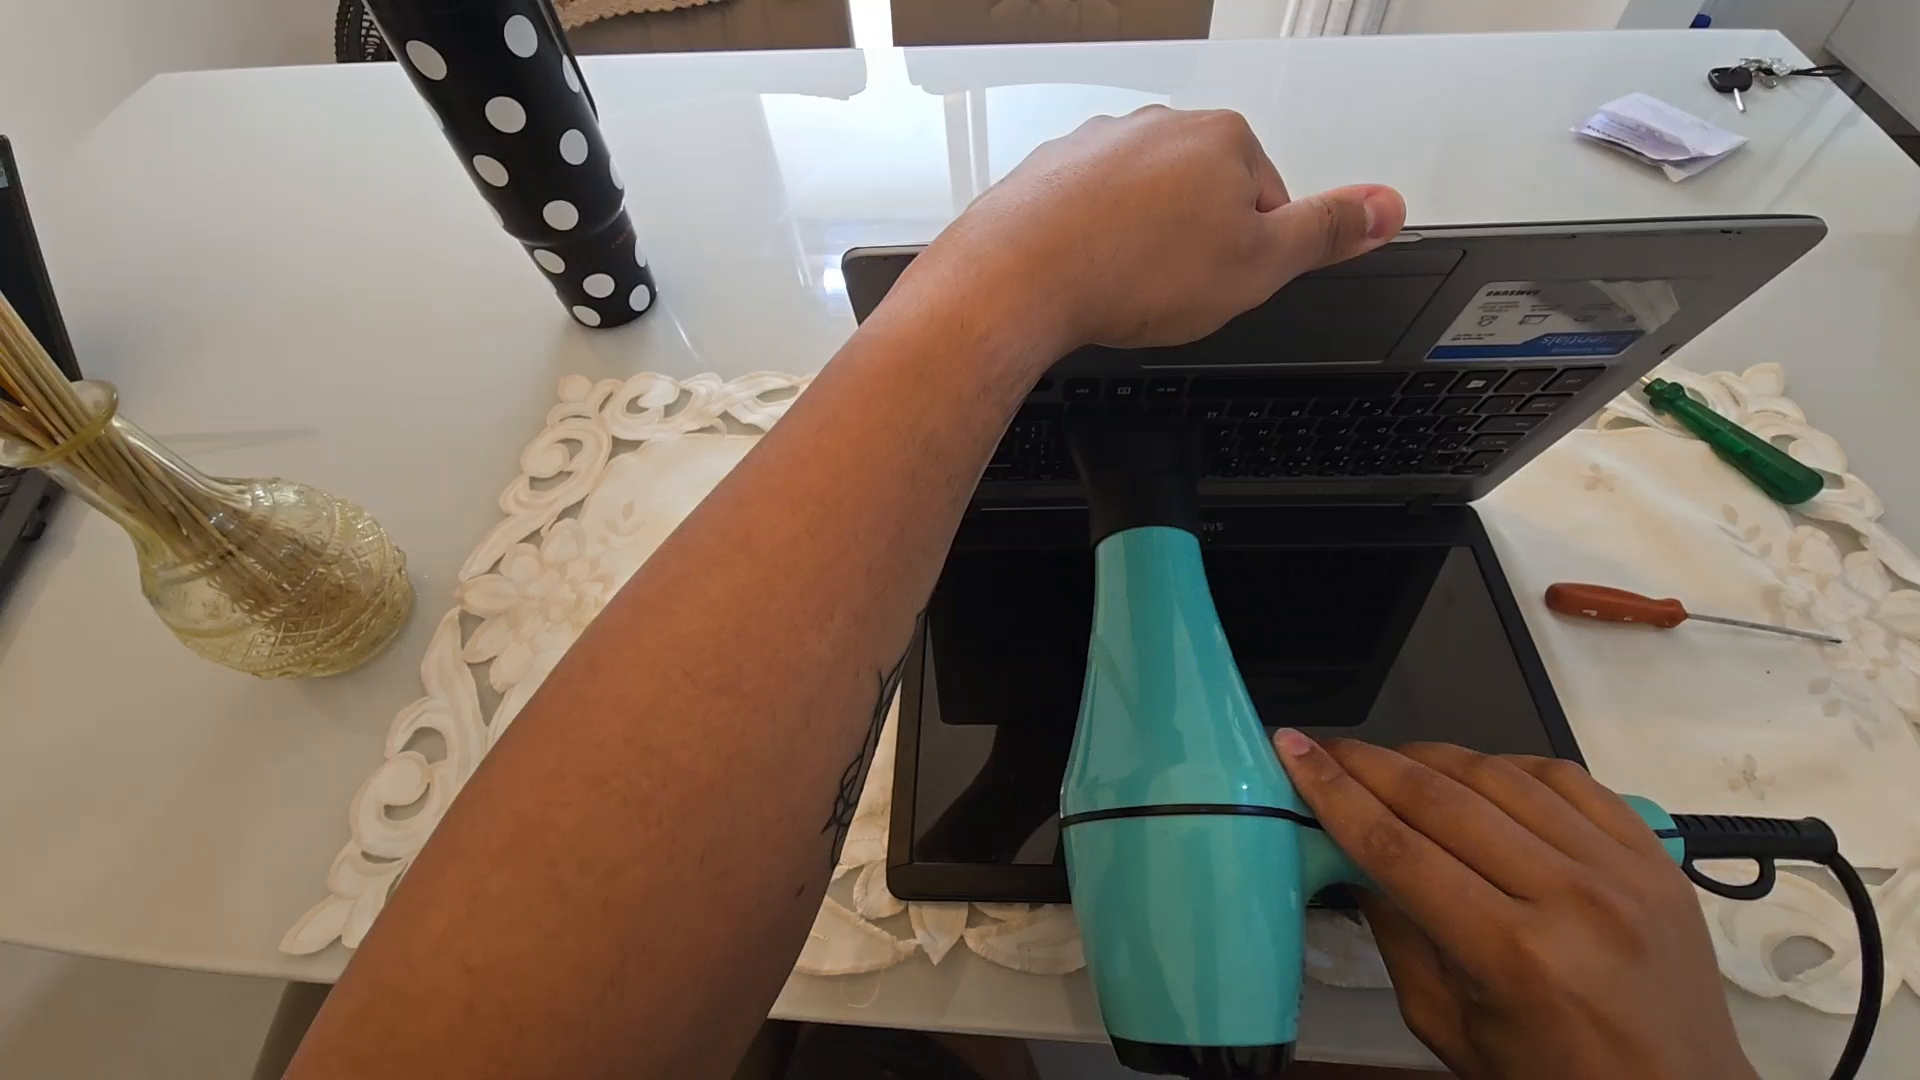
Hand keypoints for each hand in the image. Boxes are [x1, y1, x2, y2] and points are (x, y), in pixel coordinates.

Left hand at [901, 106, 1405, 356]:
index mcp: (1222, 141)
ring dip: (1138, 245)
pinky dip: (1089, 244)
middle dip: (1192, 247)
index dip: (1249, 254)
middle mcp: (1158, 129)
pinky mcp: (1050, 176)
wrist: (1021, 279)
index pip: (1266, 197)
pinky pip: (1086, 215)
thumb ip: (1324, 233)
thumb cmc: (1130, 272)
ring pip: (1139, 206)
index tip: (1224, 282)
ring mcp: (1097, 148)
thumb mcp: (1255, 267)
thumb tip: (1384, 208)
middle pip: (1199, 198)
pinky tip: (1083, 274)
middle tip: (1170, 291)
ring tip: (1121, 286)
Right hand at [1273, 733, 1758, 1079]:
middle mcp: (1571, 899)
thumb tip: (1352, 850)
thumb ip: (1393, 929)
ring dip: (1424, 756)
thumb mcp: (1443, 1022)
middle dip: (1364, 761)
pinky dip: (1501, 762)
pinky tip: (1471, 774)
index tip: (1290, 747)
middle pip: (1437, 796)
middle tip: (1323, 746)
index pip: (1394, 843)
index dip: (1331, 789)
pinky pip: (1560, 775)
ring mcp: (1621, 870)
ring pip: (1493, 772)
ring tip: (1388, 762)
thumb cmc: (1547, 1078)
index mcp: (1513, 953)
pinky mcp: (1651, 856)